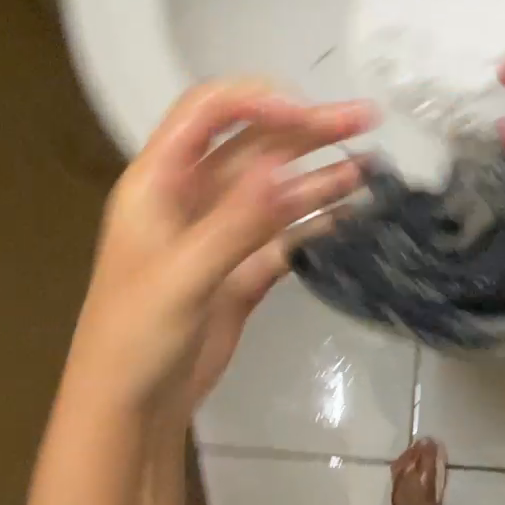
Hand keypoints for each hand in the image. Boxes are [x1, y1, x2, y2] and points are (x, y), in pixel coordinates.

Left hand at [68, 82, 374, 422]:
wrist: (132, 404)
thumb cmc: (136, 335)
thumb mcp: (183, 276)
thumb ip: (235, 222)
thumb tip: (283, 168)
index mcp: (160, 181)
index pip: (208, 112)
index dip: (259, 100)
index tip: (309, 115)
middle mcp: (193, 197)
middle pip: (254, 146)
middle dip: (307, 130)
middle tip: (364, 120)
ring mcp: (222, 235)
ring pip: (277, 192)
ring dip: (320, 176)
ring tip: (371, 166)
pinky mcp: (244, 272)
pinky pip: (286, 237)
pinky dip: (317, 224)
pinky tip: (352, 214)